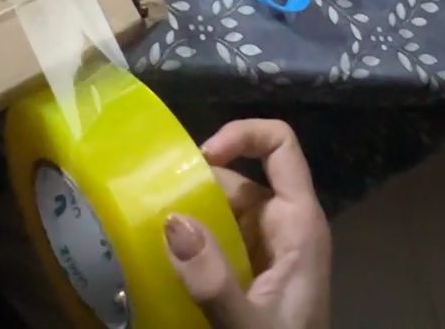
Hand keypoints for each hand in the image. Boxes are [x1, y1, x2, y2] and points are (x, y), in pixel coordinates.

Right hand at [165, 120, 331, 328]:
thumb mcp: (250, 328)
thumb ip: (214, 282)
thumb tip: (173, 221)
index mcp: (299, 224)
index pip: (280, 146)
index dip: (242, 135)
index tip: (199, 158)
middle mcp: (282, 228)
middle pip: (239, 178)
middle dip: (195, 185)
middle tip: (150, 203)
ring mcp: (264, 252)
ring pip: (220, 209)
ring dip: (186, 215)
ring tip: (145, 227)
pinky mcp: (246, 276)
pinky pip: (213, 242)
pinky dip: (188, 243)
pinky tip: (159, 259)